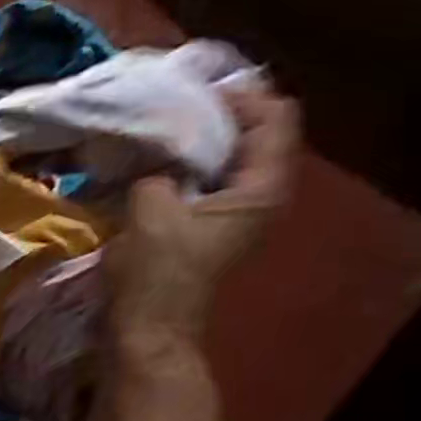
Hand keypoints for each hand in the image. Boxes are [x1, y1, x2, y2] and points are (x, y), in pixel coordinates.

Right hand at [103, 88, 299, 340]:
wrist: (146, 331)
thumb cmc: (155, 273)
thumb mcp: (150, 210)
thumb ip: (156, 169)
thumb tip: (153, 152)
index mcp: (261, 187)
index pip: (273, 116)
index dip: (239, 95)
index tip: (192, 89)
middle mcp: (257, 196)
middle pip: (249, 136)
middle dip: (213, 117)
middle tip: (171, 105)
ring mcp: (231, 217)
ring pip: (222, 161)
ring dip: (192, 145)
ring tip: (156, 133)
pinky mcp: (203, 232)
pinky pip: (200, 185)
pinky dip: (179, 171)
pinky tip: (149, 169)